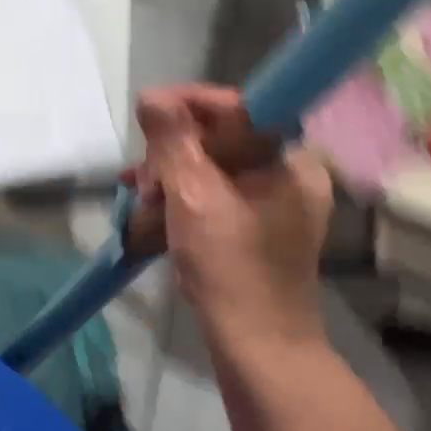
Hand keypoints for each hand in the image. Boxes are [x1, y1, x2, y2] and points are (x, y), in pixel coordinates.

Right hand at [133, 84, 331, 353]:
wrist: (253, 335)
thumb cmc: (227, 262)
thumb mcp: (192, 195)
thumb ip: (172, 141)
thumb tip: (152, 95)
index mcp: (287, 163)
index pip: (237, 106)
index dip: (188, 104)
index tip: (145, 117)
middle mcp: (286, 173)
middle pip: (216, 134)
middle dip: (169, 149)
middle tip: (143, 178)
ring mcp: (270, 198)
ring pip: (205, 161)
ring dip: (166, 173)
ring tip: (143, 199)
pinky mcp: (250, 218)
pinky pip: (207, 186)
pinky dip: (176, 193)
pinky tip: (152, 210)